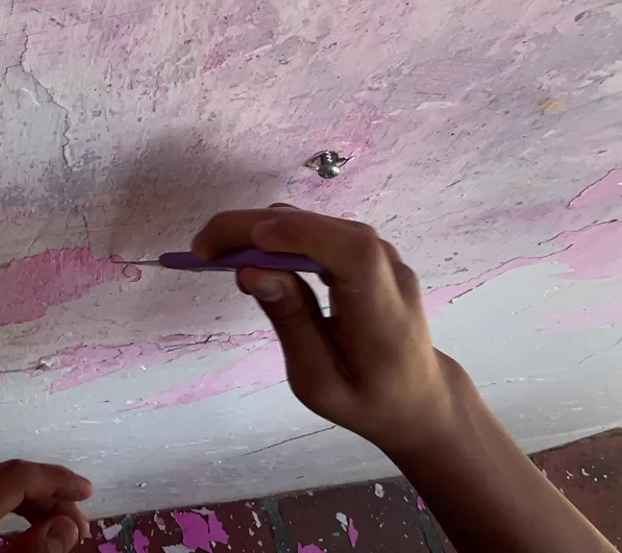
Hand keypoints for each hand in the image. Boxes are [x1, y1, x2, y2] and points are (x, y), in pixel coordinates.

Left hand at [0, 459, 92, 552]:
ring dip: (26, 501)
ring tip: (56, 530)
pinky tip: (21, 529)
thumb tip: (65, 526)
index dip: (57, 480)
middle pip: (4, 477)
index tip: (88, 495)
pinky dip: (2, 507)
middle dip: (46, 494)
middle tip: (78, 526)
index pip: (16, 475)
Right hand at [191, 205, 464, 455]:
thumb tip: (250, 271)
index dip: (300, 235)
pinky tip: (247, 254)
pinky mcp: (363, 248)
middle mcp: (387, 268)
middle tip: (201, 249)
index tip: (250, 242)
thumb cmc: (367, 400)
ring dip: (257, 228)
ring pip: (309, 221)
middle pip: (318, 226)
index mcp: (384, 311)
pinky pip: (313, 228)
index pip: (350, 252)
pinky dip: (273, 233)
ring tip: (217, 254)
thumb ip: (289, 321)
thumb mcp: (320, 380)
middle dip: (252, 228)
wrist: (419, 399)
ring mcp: (379, 252)